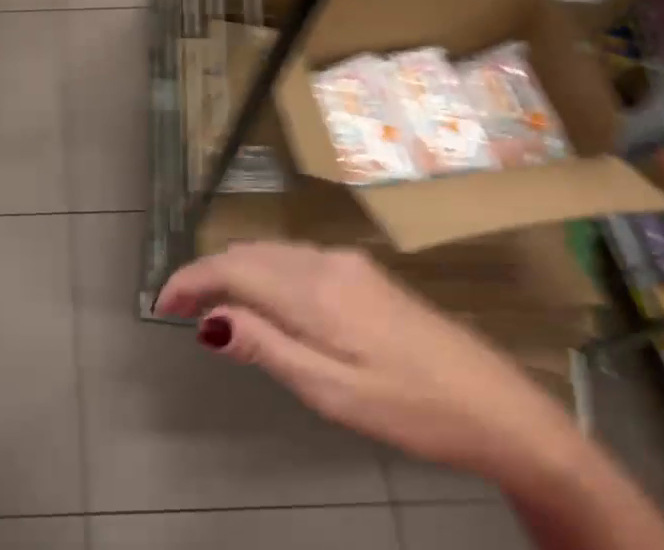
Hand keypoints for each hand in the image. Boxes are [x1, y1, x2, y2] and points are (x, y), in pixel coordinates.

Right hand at [156, 241, 583, 485]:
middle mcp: (329, 263)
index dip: (191, 279)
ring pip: (274, 254)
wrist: (501, 410)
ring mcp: (352, 265)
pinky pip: (298, 261)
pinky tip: (266, 303)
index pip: (233, 267)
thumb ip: (266, 347)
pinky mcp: (368, 276)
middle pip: (250, 253)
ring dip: (237, 273)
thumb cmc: (412, 409)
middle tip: (180, 310)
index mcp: (316, 291)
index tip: (162, 303)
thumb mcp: (331, 391)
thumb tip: (209, 318)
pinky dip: (266, 275)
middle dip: (208, 275)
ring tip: (214, 309)